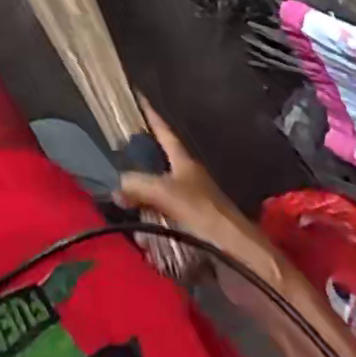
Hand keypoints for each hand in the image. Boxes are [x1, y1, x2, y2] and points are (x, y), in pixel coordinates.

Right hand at [113, 98, 247, 243]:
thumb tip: (116, 186)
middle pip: (155, 168)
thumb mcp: (167, 193)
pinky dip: (151, 232)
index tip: (137, 97)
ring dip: (141, 210)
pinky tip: (144, 242)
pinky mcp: (191, 232)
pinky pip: (162, 225)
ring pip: (155, 199)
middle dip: (135, 173)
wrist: (241, 260)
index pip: (164, 131)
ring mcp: (190, 207)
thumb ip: (138, 184)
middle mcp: (187, 180)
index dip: (151, 115)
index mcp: (185, 162)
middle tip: (114, 170)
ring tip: (128, 217)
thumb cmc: (207, 215)